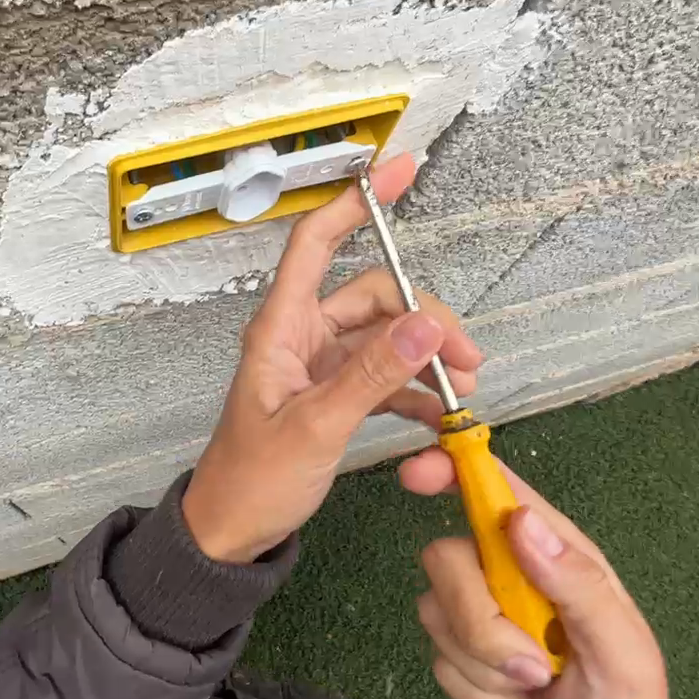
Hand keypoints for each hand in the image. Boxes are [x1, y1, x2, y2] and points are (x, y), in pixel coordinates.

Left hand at [181, 154, 482, 562]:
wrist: (233, 530)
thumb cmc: (254, 478)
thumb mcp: (316, 425)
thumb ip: (372, 373)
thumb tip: (428, 321)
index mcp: (280, 328)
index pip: (315, 244)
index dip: (353, 202)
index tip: (400, 168)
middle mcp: (302, 336)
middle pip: (372, 297)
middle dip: (423, 319)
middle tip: (466, 359)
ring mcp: (320, 365)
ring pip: (384, 337)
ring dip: (425, 355)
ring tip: (462, 389)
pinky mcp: (334, 394)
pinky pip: (382, 374)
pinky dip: (413, 387)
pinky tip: (439, 413)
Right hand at [407, 459, 682, 698]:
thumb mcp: (624, 657)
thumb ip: (578, 584)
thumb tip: (519, 519)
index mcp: (557, 556)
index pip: (496, 492)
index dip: (453, 470)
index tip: (416, 475)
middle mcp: (509, 574)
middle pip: (446, 554)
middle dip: (477, 616)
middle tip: (531, 665)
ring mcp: (479, 614)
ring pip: (434, 607)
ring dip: (481, 661)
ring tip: (529, 689)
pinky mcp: (457, 654)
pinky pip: (434, 652)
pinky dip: (471, 686)